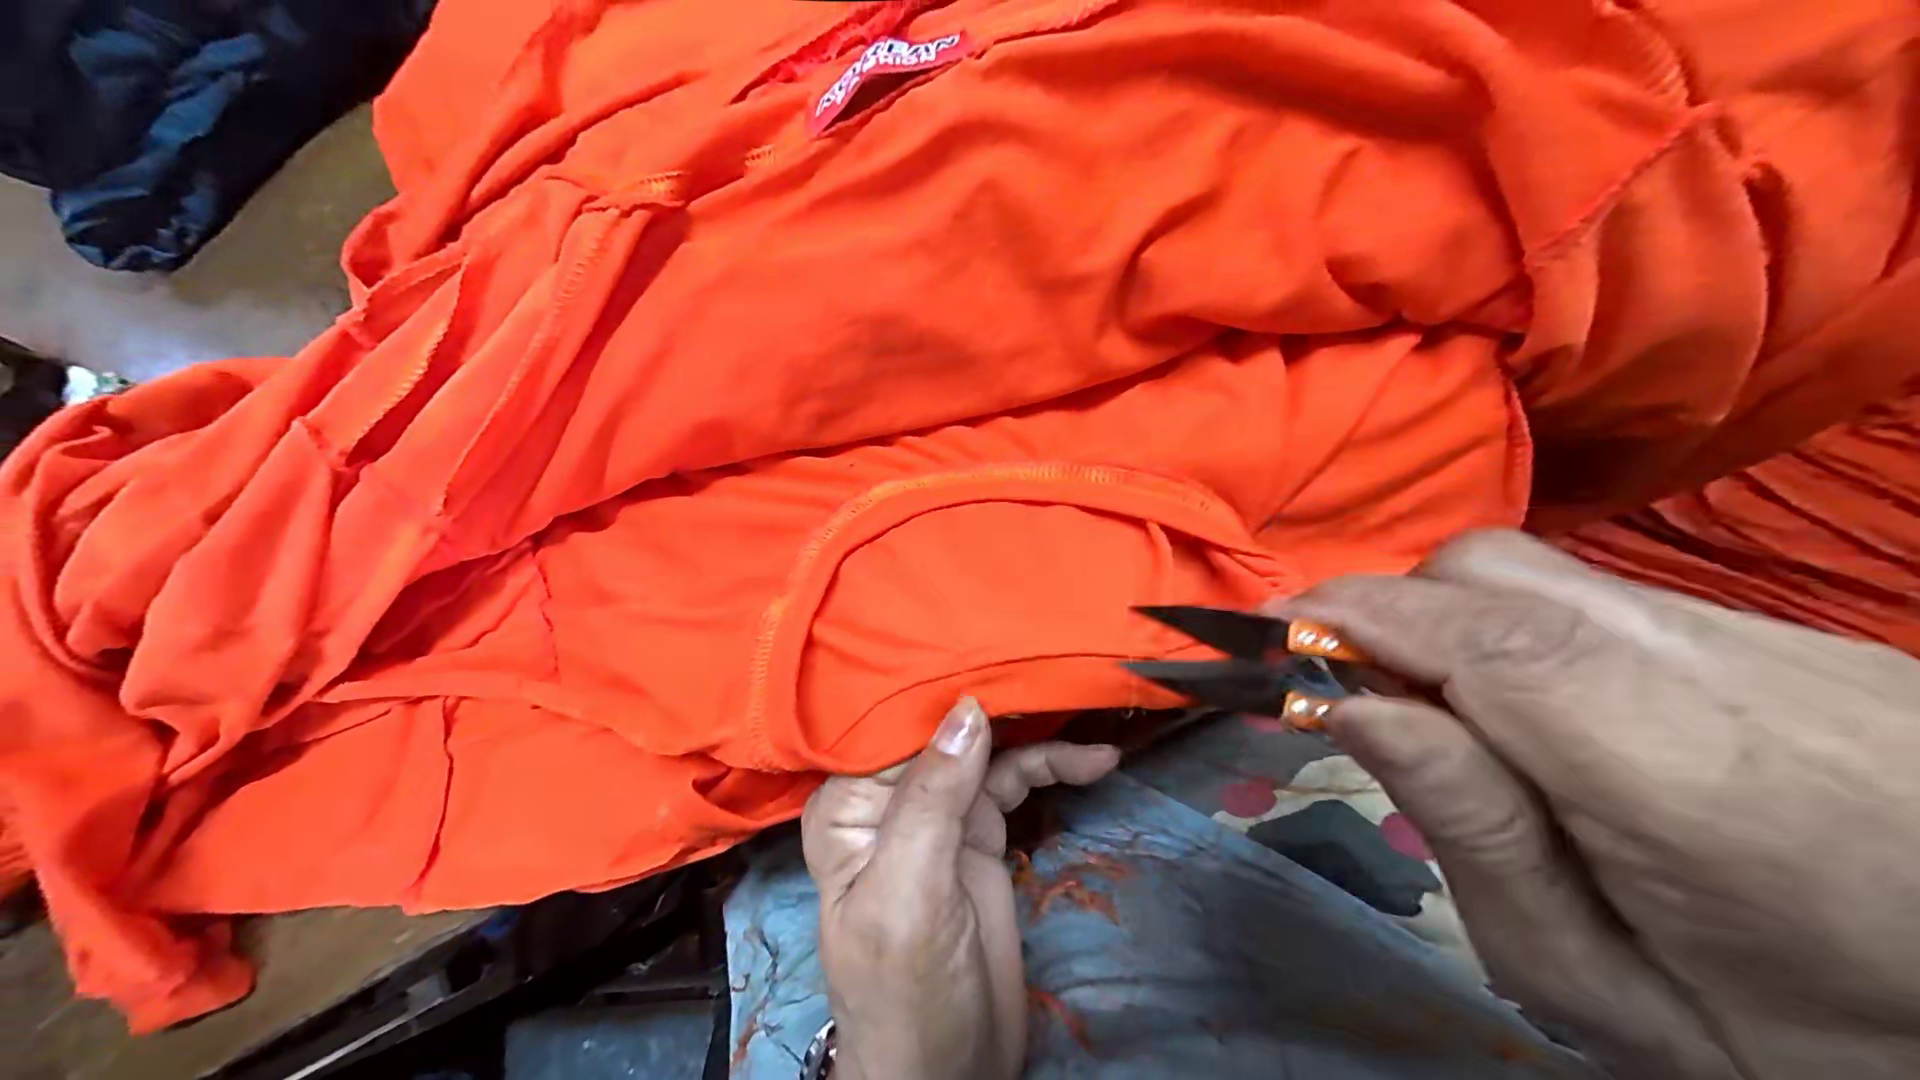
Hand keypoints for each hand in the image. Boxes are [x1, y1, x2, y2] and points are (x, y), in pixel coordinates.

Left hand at [801, 698, 1119, 1079]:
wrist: (951, 1071)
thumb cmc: (904, 989)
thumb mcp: (909, 895)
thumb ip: (933, 800)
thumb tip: (968, 709)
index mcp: (851, 802)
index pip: (893, 725)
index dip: (940, 689)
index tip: (994, 650)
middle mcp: (891, 794)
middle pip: (945, 728)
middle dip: (996, 699)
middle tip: (1051, 668)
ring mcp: (940, 808)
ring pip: (988, 748)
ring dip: (1039, 734)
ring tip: (1091, 725)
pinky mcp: (980, 827)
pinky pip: (1018, 779)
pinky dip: (1055, 767)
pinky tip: (1096, 762)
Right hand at [1285, 531, 1919, 1079]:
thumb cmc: (1789, 1043)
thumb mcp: (1597, 986)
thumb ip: (1471, 831)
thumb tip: (1352, 704)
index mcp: (1700, 784)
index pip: (1492, 642)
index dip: (1357, 615)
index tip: (1265, 630)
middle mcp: (1739, 674)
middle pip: (1495, 573)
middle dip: (1385, 611)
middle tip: (1340, 681)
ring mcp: (1777, 642)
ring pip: (1537, 572)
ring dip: (1440, 618)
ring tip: (1430, 699)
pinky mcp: (1787, 638)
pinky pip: (1591, 593)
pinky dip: (1510, 626)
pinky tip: (1528, 705)